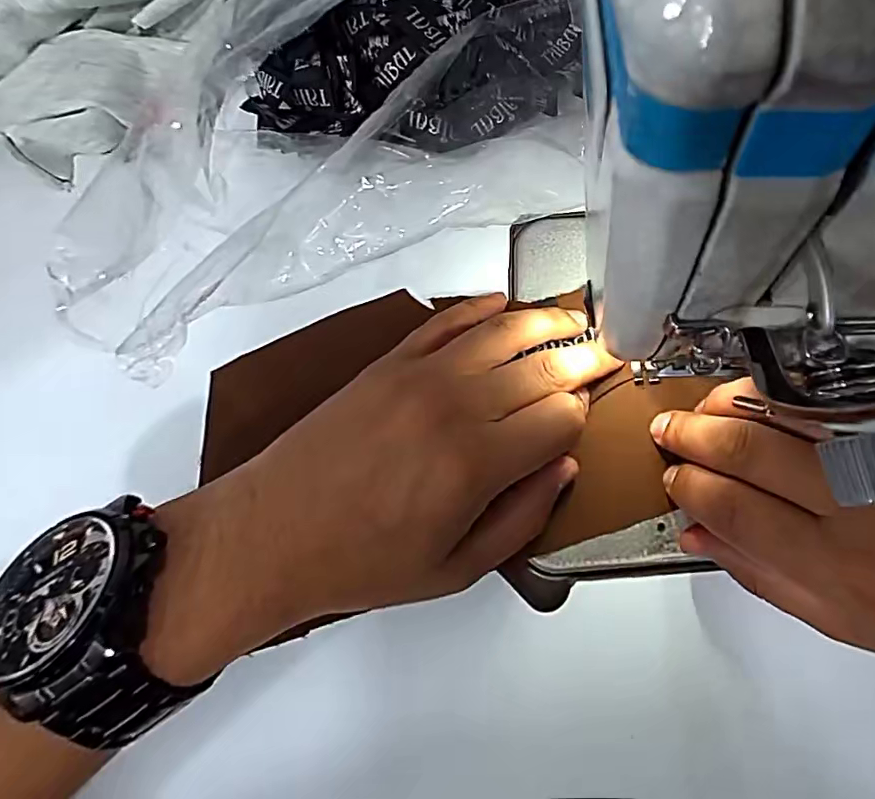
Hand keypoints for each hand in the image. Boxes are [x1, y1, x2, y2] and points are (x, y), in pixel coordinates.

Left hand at [146, 294, 621, 680]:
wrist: (268, 534)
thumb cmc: (361, 561)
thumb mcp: (454, 569)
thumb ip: (522, 518)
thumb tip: (565, 467)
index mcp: (475, 463)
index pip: (561, 416)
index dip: (584, 413)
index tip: (587, 416)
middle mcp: (455, 406)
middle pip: (544, 364)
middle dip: (585, 358)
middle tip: (606, 354)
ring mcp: (421, 373)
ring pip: (505, 328)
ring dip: (548, 319)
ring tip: (574, 319)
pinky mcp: (392, 360)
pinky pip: (450, 319)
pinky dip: (484, 306)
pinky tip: (506, 304)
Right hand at [652, 379, 874, 682]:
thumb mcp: (845, 624)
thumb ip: (763, 575)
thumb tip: (702, 536)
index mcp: (838, 565)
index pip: (731, 505)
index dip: (688, 486)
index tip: (674, 480)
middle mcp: (858, 499)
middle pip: (744, 447)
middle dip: (691, 435)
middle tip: (669, 433)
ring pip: (777, 406)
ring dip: (723, 403)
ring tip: (701, 413)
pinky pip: (819, 393)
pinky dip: (775, 390)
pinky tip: (753, 399)